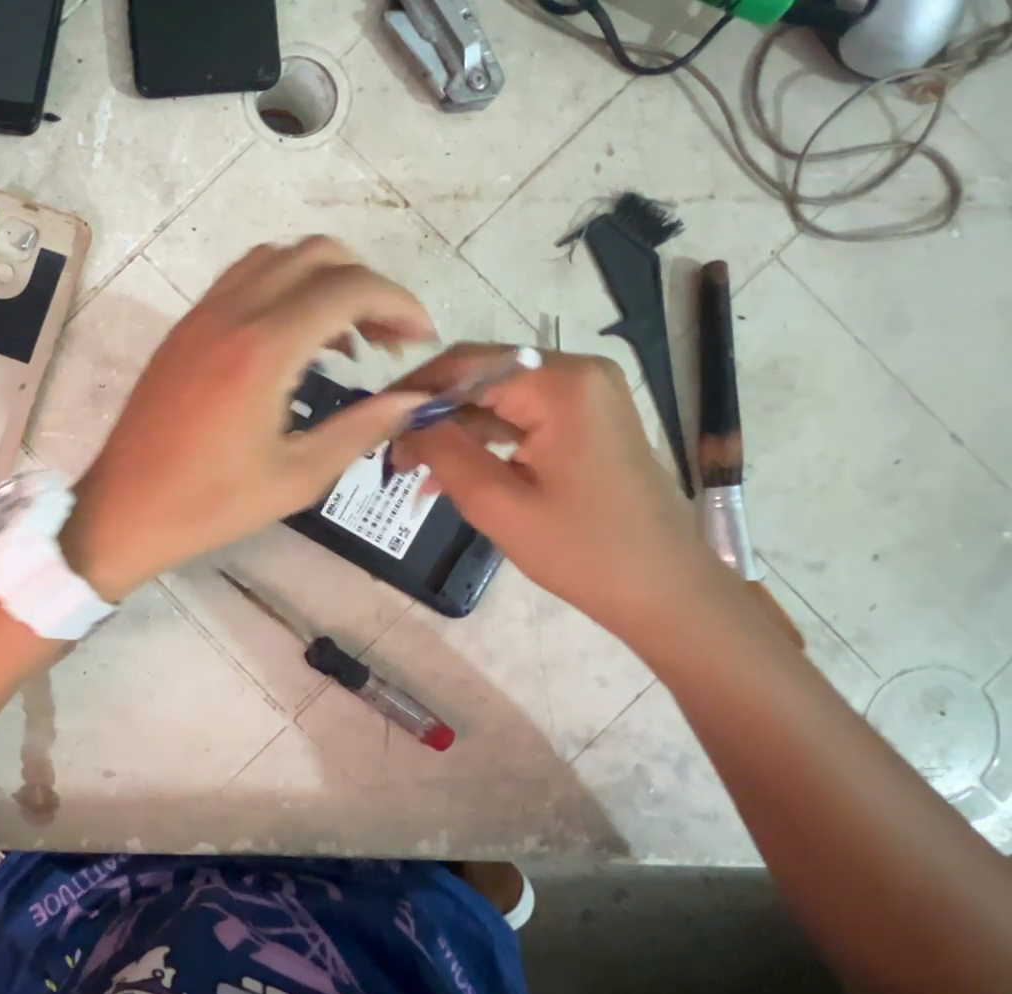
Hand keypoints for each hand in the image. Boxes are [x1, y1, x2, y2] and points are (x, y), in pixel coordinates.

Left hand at [61, 238, 436, 600]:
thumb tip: (415, 400)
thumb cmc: (208, 505)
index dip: (399, 303)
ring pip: (274, 258)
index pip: (349, 287)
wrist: (122, 511)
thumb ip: (361, 429)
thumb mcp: (297, 477)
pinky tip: (291, 345)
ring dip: (319, 282)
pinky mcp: (180, 331)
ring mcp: (198, 317)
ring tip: (342, 342)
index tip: (420, 339)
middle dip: (364, 285)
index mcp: (262, 348)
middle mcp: (230, 314)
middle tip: (385, 340)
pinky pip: (239, 282)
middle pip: (316, 254)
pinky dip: (279, 291)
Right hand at [391, 344, 721, 636]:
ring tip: (409, 468)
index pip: (464, 364)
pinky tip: (446, 473)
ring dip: (450, 429)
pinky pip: (517, 416)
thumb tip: (400, 420)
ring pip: (493, 397)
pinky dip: (480, 440)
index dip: (411, 391)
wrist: (664, 588)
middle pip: (478, 376)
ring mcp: (585, 396)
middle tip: (388, 454)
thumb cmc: (582, 550)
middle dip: (428, 412)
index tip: (371, 425)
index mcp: (561, 384)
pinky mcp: (584, 420)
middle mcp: (576, 374)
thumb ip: (443, 451)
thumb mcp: (497, 503)